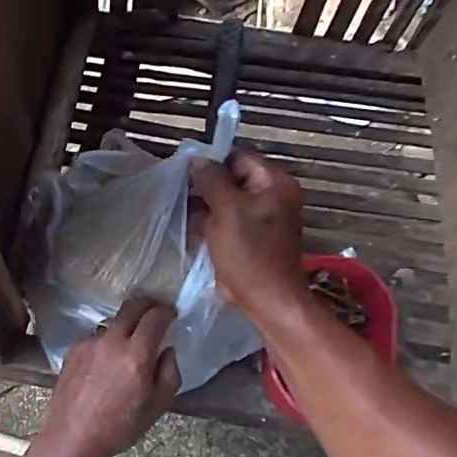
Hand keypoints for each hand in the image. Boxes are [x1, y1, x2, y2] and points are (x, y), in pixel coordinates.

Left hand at [38, 298, 180, 456]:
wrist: (73, 437)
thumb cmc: (120, 427)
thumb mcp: (158, 406)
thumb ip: (169, 373)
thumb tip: (167, 351)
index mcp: (136, 355)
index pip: (155, 317)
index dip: (166, 311)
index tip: (171, 314)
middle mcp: (111, 342)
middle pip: (132, 307)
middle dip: (147, 304)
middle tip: (155, 313)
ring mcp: (89, 344)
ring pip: (112, 323)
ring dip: (125, 327)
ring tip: (128, 346)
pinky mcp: (73, 350)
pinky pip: (96, 338)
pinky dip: (106, 343)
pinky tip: (106, 363)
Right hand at [189, 151, 306, 320]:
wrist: (266, 298)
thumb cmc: (249, 251)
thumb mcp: (227, 209)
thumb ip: (212, 180)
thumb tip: (198, 160)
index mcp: (275, 183)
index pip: (239, 158)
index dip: (213, 163)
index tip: (186, 172)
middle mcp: (273, 197)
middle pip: (233, 181)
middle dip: (207, 188)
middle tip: (181, 194)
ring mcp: (263, 220)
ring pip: (228, 204)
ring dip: (206, 209)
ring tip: (184, 214)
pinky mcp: (251, 240)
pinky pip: (229, 224)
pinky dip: (212, 226)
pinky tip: (193, 231)